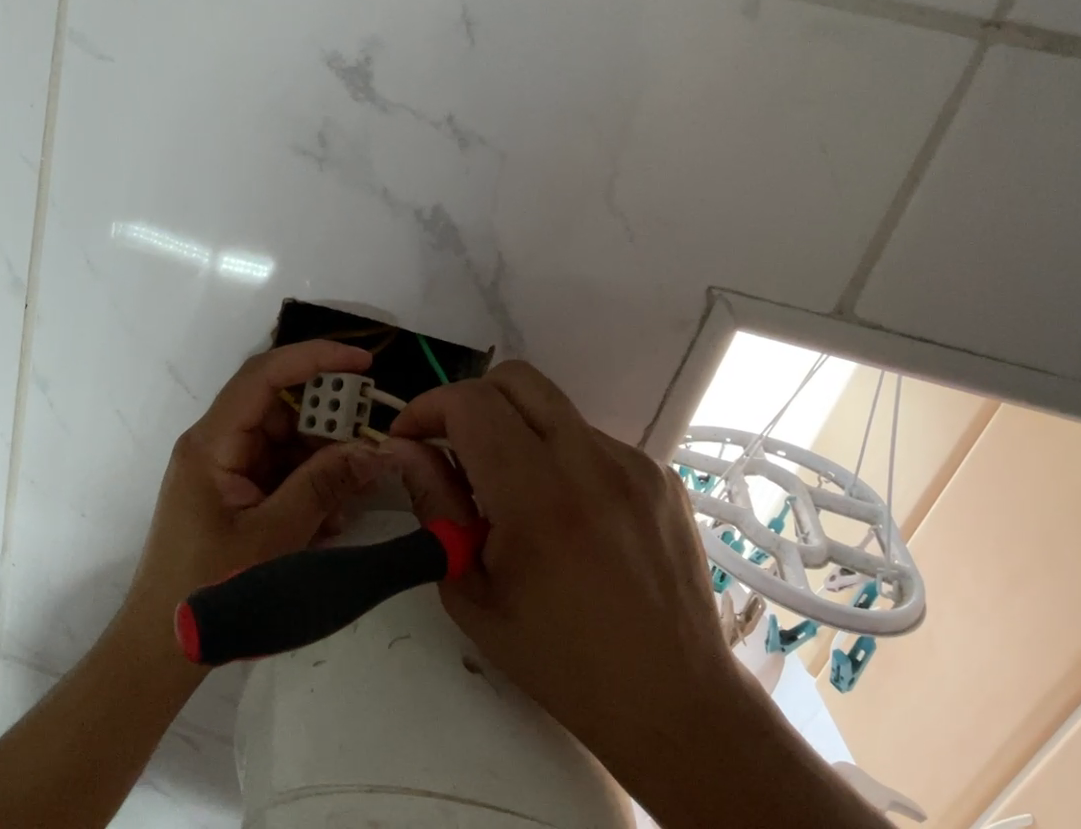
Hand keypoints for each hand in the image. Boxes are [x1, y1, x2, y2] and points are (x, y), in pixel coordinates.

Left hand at [118, 340, 386, 661]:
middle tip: (372, 445)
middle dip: (329, 423)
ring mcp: (226, 471)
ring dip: (324, 464)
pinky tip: (330, 524)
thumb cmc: (209, 588)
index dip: (314, 359)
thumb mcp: (275, 537)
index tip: (363, 362)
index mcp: (212, 443)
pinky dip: (311, 490)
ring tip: (353, 497)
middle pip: (281, 409)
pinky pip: (281, 475)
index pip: (263, 376)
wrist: (162, 647)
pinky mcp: (236, 496)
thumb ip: (325, 487)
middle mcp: (217, 445)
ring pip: (287, 444)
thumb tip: (375, 452)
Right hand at [386, 361, 733, 753]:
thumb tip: (406, 450)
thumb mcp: (471, 592)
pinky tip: (565, 517)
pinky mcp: (662, 476)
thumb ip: (435, 507)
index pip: (471, 403)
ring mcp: (636, 464)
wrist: (674, 701)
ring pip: (554, 410)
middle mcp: (593, 463)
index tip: (408, 440)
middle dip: (469, 401)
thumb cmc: (559, 660)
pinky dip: (559, 459)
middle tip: (451, 449)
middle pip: (516, 378)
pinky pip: (591, 442)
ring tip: (512, 498)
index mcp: (539, 498)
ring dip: (515, 432)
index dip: (426, 409)